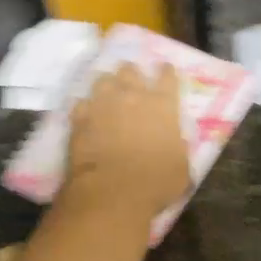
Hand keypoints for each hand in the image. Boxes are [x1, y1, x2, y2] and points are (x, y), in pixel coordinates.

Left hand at [65, 62, 190, 217]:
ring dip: (108, 83)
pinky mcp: (79, 118)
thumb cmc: (154, 183)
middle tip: (132, 78)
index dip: (166, 72)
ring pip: (103, 80)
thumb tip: (175, 142)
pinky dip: (85, 106)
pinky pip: (81, 103)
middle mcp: (132, 97)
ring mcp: (102, 104)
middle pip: (130, 71)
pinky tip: (87, 112)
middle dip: (132, 73)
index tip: (164, 69)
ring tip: (108, 89)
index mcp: (163, 106)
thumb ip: (178, 148)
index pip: (167, 78)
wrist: (111, 192)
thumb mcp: (181, 169)